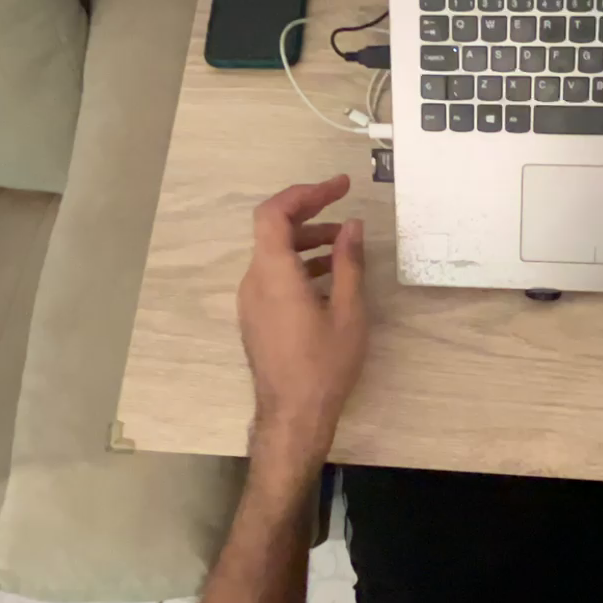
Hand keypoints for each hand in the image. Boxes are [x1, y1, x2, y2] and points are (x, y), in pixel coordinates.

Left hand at [237, 175, 367, 476]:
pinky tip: (330, 277)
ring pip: (275, 254)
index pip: (274, 213)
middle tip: (346, 207)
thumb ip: (348, 263)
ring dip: (308, 240)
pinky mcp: (256, 316)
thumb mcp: (348, 311)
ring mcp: (251, 300)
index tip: (338, 186)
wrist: (293, 416)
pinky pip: (274, 275)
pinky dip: (300, 264)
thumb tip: (351, 225)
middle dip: (311, 213)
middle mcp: (254, 281)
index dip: (305, 192)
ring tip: (346, 245)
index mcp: (274, 274)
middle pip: (274, 230)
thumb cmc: (324, 365)